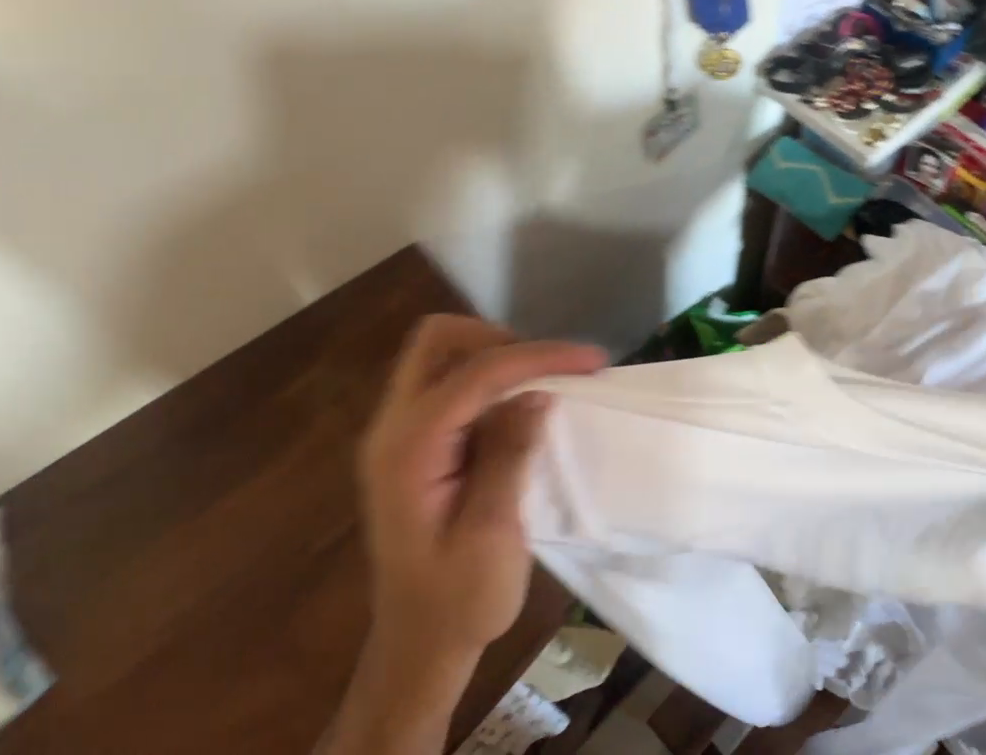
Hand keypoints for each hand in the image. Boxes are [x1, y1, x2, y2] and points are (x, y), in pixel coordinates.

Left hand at [358, 315, 605, 657]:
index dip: (536, 357)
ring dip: (498, 357)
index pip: (472, 374)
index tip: (592, 361)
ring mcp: (400, 433)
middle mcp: (393, 428)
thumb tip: (539, 391)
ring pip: (444, 356)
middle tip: (554, 369)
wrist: (419, 645)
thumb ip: (509, 454)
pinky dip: (492, 381)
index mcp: (406, 450)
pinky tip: (527, 404)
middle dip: (501, 340)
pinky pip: (452, 385)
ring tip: (550, 382)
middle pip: (438, 341)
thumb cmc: (457, 602)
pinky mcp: (418, 443)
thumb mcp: (492, 534)